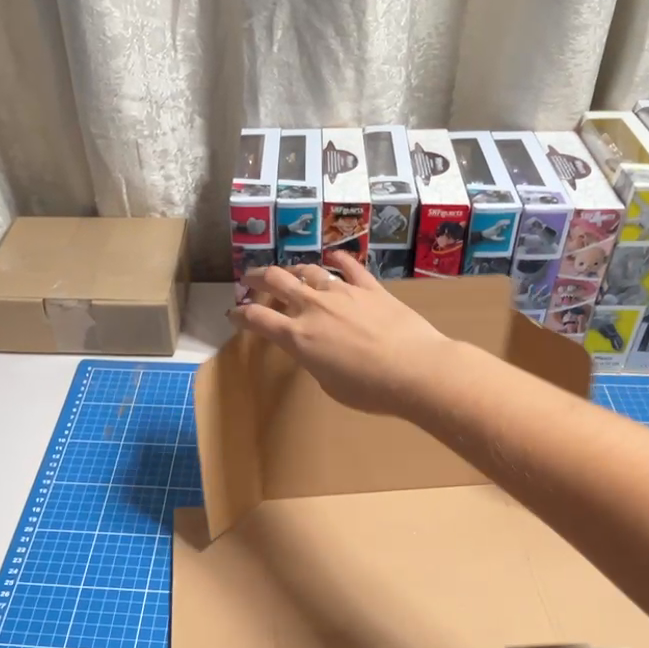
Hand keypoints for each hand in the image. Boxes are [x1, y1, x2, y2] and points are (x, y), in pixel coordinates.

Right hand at [230, 250, 456, 415]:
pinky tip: (333, 257)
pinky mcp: (370, 288)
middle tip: (250, 278)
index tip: (233, 314)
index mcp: (297, 337)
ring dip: (294, 269)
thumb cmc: (369, 390)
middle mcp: (313, 308)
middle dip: (257, 277)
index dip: (240, 314)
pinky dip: (338, 260)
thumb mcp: (329, 384)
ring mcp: (342, 293)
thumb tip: (317, 349)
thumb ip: (315, 361)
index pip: (257, 318)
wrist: (415, 370)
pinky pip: (349, 267)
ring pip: (309, 270)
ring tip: (290, 271)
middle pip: (276, 281)